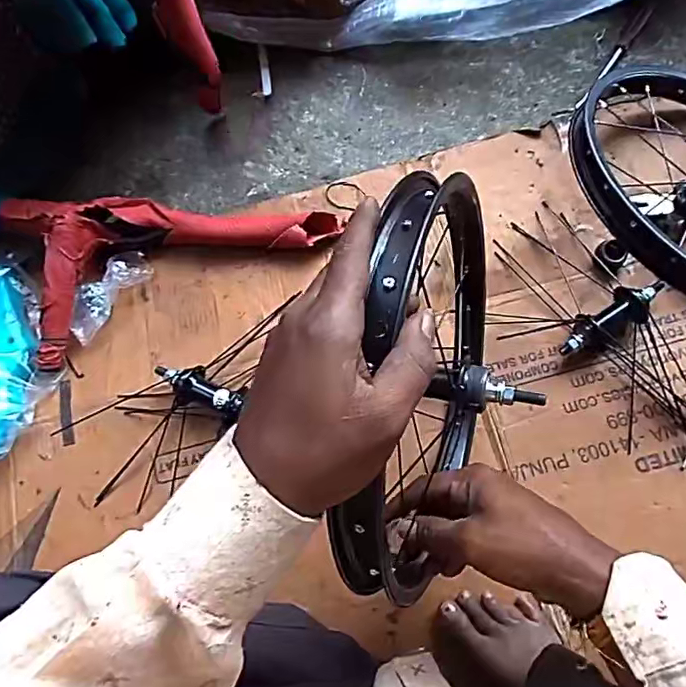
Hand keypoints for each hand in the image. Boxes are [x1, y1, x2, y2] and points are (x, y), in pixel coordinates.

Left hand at [234, 199, 437, 516]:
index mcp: (328, 324)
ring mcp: (283, 336)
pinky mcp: (278, 353)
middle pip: (341, 276)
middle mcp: (300, 319)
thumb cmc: (324, 453)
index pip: (350, 258)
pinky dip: (340, 322)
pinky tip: (358, 354)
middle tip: (405, 304)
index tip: (377, 202)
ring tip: (386, 337)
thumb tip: (424, 320)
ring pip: (327, 299)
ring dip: (358, 303)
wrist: (262, 484)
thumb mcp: (387, 413)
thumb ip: (413, 358)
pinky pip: (314, 320)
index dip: (367, 227)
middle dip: (373, 276)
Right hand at [390, 464, 617, 617]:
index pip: (423, 487)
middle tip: (400, 553)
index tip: (381, 527)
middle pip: (437, 503)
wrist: (577, 570)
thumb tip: (400, 529)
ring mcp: (496, 506)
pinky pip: (470, 532)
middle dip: (418, 528)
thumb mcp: (469, 540)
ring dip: (436, 541)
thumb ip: (430, 532)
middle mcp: (482, 485)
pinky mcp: (507, 527)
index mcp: (472, 478)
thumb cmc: (522, 547)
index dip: (400, 508)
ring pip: (453, 520)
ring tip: (422, 565)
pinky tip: (449, 567)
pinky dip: (456, 547)